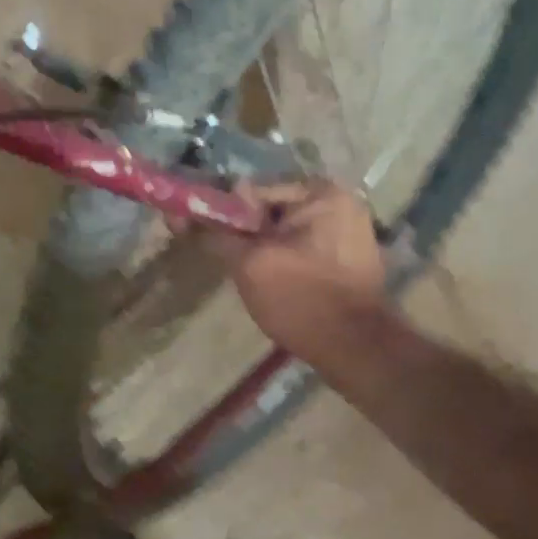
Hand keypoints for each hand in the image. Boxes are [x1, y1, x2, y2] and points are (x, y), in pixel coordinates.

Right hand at [204, 180, 388, 364]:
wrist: (354, 347)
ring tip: (242, 272)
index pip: (251, 191)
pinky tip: (268, 281)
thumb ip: (216, 232)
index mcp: (320, 193)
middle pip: (268, 209)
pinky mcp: (347, 256)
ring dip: (258, 246)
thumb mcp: (248, 263)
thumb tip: (182, 213)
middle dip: (241, 230)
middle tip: (220, 256)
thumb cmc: (299, 298)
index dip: (218, 210)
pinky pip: (300, 246)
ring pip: (282, 230)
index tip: (191, 229)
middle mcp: (339, 203)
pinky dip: (279, 258)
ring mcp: (348, 230)